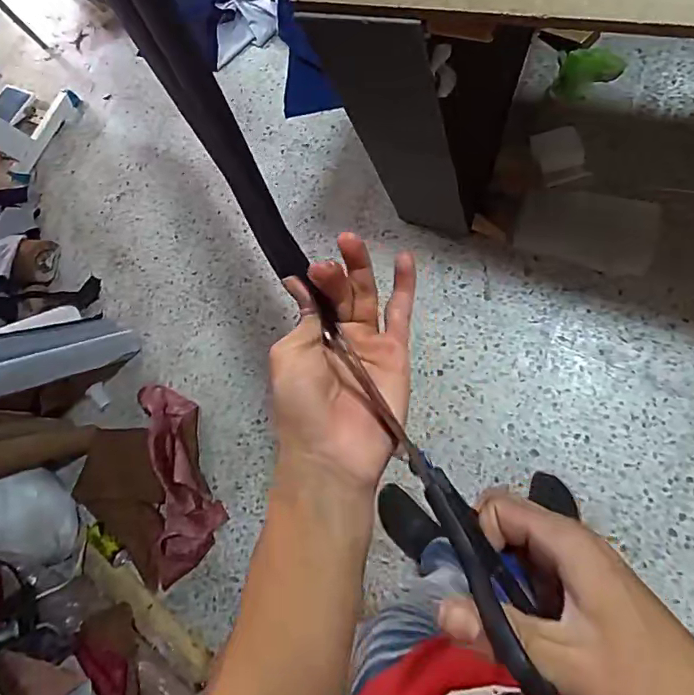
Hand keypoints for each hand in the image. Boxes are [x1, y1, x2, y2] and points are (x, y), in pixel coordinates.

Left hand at [267, 232, 415, 493]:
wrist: (333, 453)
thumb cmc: (301, 404)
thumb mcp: (289, 355)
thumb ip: (304, 319)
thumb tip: (299, 286)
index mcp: (311, 339)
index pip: (316, 300)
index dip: (315, 282)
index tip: (309, 268)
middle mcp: (341, 337)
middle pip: (342, 293)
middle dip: (337, 269)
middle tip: (337, 246)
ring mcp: (370, 344)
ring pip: (368, 296)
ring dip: (362, 268)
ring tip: (354, 241)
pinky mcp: (395, 354)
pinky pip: (400, 316)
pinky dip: (404, 288)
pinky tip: (404, 260)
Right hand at [438, 494, 693, 694]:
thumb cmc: (640, 686)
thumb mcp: (560, 660)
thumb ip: (496, 629)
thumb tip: (439, 607)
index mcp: (570, 542)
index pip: (499, 507)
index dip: (478, 538)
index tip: (472, 586)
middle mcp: (577, 547)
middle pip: (510, 531)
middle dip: (487, 566)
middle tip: (484, 615)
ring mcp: (588, 574)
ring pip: (525, 561)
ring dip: (508, 592)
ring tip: (514, 637)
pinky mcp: (594, 601)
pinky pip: (545, 585)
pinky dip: (529, 607)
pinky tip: (538, 647)